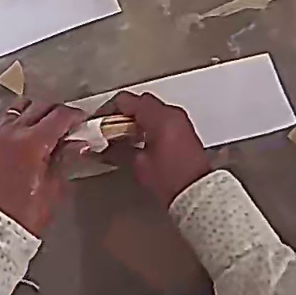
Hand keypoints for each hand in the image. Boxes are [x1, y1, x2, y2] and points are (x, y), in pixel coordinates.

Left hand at [0, 99, 87, 235]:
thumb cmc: (28, 211)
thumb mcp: (56, 185)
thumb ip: (67, 157)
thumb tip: (80, 142)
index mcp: (33, 142)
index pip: (60, 115)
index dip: (76, 115)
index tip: (86, 120)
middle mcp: (15, 132)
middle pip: (42, 106)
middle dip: (60, 111)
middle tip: (74, 123)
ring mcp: (2, 135)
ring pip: (25, 107)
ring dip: (41, 111)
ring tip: (54, 124)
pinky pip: (11, 118)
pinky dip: (24, 116)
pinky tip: (34, 129)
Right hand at [107, 91, 210, 206]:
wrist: (197, 194)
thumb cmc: (170, 180)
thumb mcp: (139, 164)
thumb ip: (118, 149)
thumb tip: (103, 146)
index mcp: (160, 117)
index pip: (128, 100)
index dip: (109, 109)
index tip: (98, 121)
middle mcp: (172, 114)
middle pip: (141, 102)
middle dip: (122, 113)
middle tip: (107, 128)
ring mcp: (180, 121)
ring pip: (152, 110)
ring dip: (135, 119)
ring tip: (120, 136)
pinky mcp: (184, 131)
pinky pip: (162, 119)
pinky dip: (148, 124)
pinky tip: (138, 140)